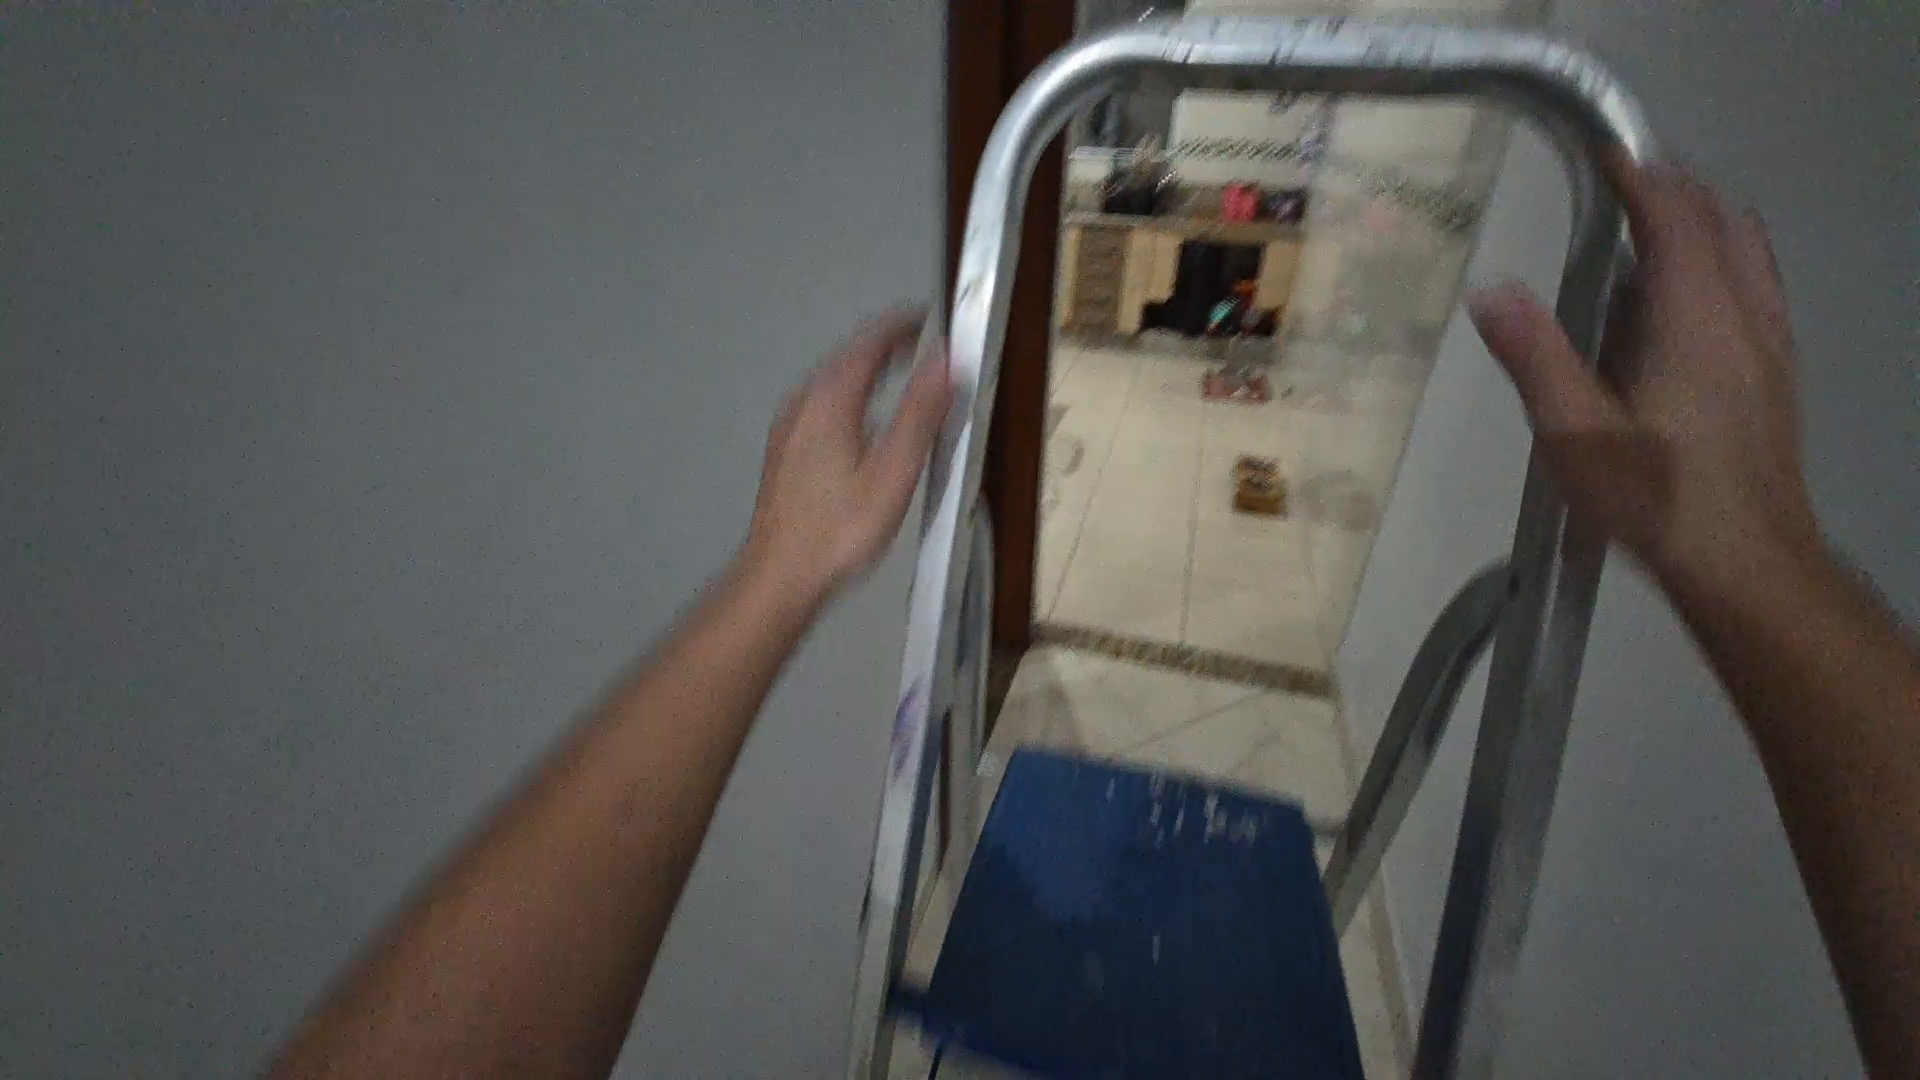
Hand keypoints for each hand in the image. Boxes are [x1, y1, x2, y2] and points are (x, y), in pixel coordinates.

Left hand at [737, 313, 951, 607]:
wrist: (781, 575)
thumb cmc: (840, 530)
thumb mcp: (893, 472)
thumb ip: (920, 413)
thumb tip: (945, 361)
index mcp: (830, 402)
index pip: (868, 343)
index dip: (901, 326)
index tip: (927, 318)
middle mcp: (803, 405)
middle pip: (847, 358)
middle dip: (885, 345)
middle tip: (919, 344)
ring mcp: (789, 429)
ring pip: (831, 382)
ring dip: (866, 370)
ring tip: (898, 372)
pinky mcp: (785, 453)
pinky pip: (821, 405)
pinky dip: (849, 395)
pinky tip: (862, 420)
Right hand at [1467, 157, 1824, 592]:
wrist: (1743, 557)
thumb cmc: (1651, 495)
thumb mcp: (1573, 431)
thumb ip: (1535, 357)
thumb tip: (1491, 292)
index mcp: (1697, 324)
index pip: (1681, 224)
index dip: (1646, 181)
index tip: (1609, 155)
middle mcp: (1745, 320)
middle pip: (1727, 226)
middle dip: (1680, 192)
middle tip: (1625, 182)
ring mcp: (1769, 346)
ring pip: (1749, 255)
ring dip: (1704, 224)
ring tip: (1650, 223)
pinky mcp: (1771, 374)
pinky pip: (1753, 289)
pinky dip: (1719, 262)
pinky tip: (1679, 297)